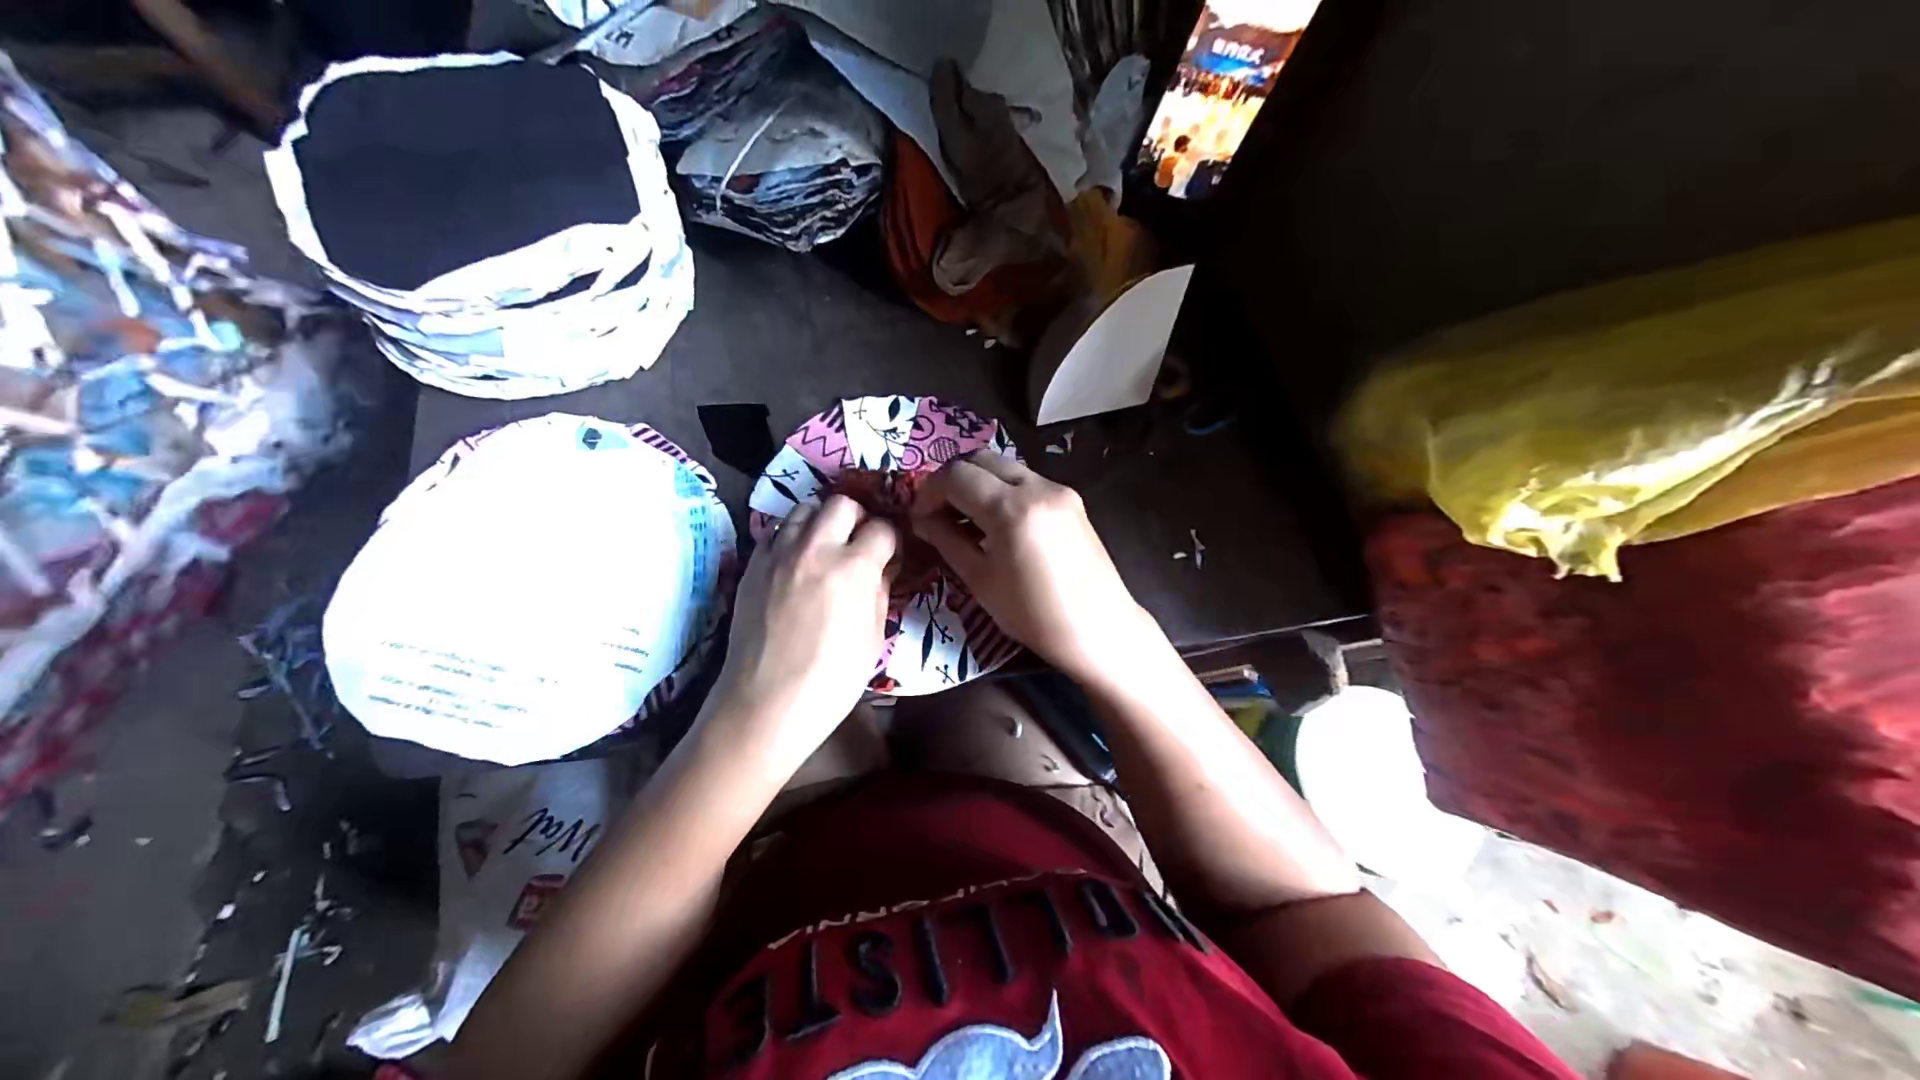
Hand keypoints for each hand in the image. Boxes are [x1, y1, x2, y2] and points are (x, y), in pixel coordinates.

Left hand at [712, 495, 895, 769]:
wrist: (766, 703)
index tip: (890, 553)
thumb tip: (881, 570)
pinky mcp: (752, 566)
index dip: (891, 540)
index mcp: (854, 568)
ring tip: (825, 546)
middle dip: (857, 518)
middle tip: (858, 543)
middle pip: (841, 504)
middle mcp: (816, 549)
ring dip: (821, 521)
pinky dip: (791, 537)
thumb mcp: (872, 639)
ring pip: (804, 509)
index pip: (882, 528)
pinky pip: (775, 533)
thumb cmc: (831, 681)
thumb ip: (879, 594)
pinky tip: (796, 561)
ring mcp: (779, 554)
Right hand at [911, 452, 1155, 685]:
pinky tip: (996, 523)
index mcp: (1011, 509)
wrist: (1100, 629)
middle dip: (951, 480)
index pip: (955, 475)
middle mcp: (1037, 487)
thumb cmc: (1033, 615)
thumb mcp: (980, 580)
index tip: (920, 517)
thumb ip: (947, 540)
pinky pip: (1025, 480)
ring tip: (964, 519)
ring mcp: (1058, 489)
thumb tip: (922, 519)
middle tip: (938, 512)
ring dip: (977, 482)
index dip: (929, 492)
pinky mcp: (1071, 499)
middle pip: (978, 459)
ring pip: (1003, 466)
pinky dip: (1002, 490)